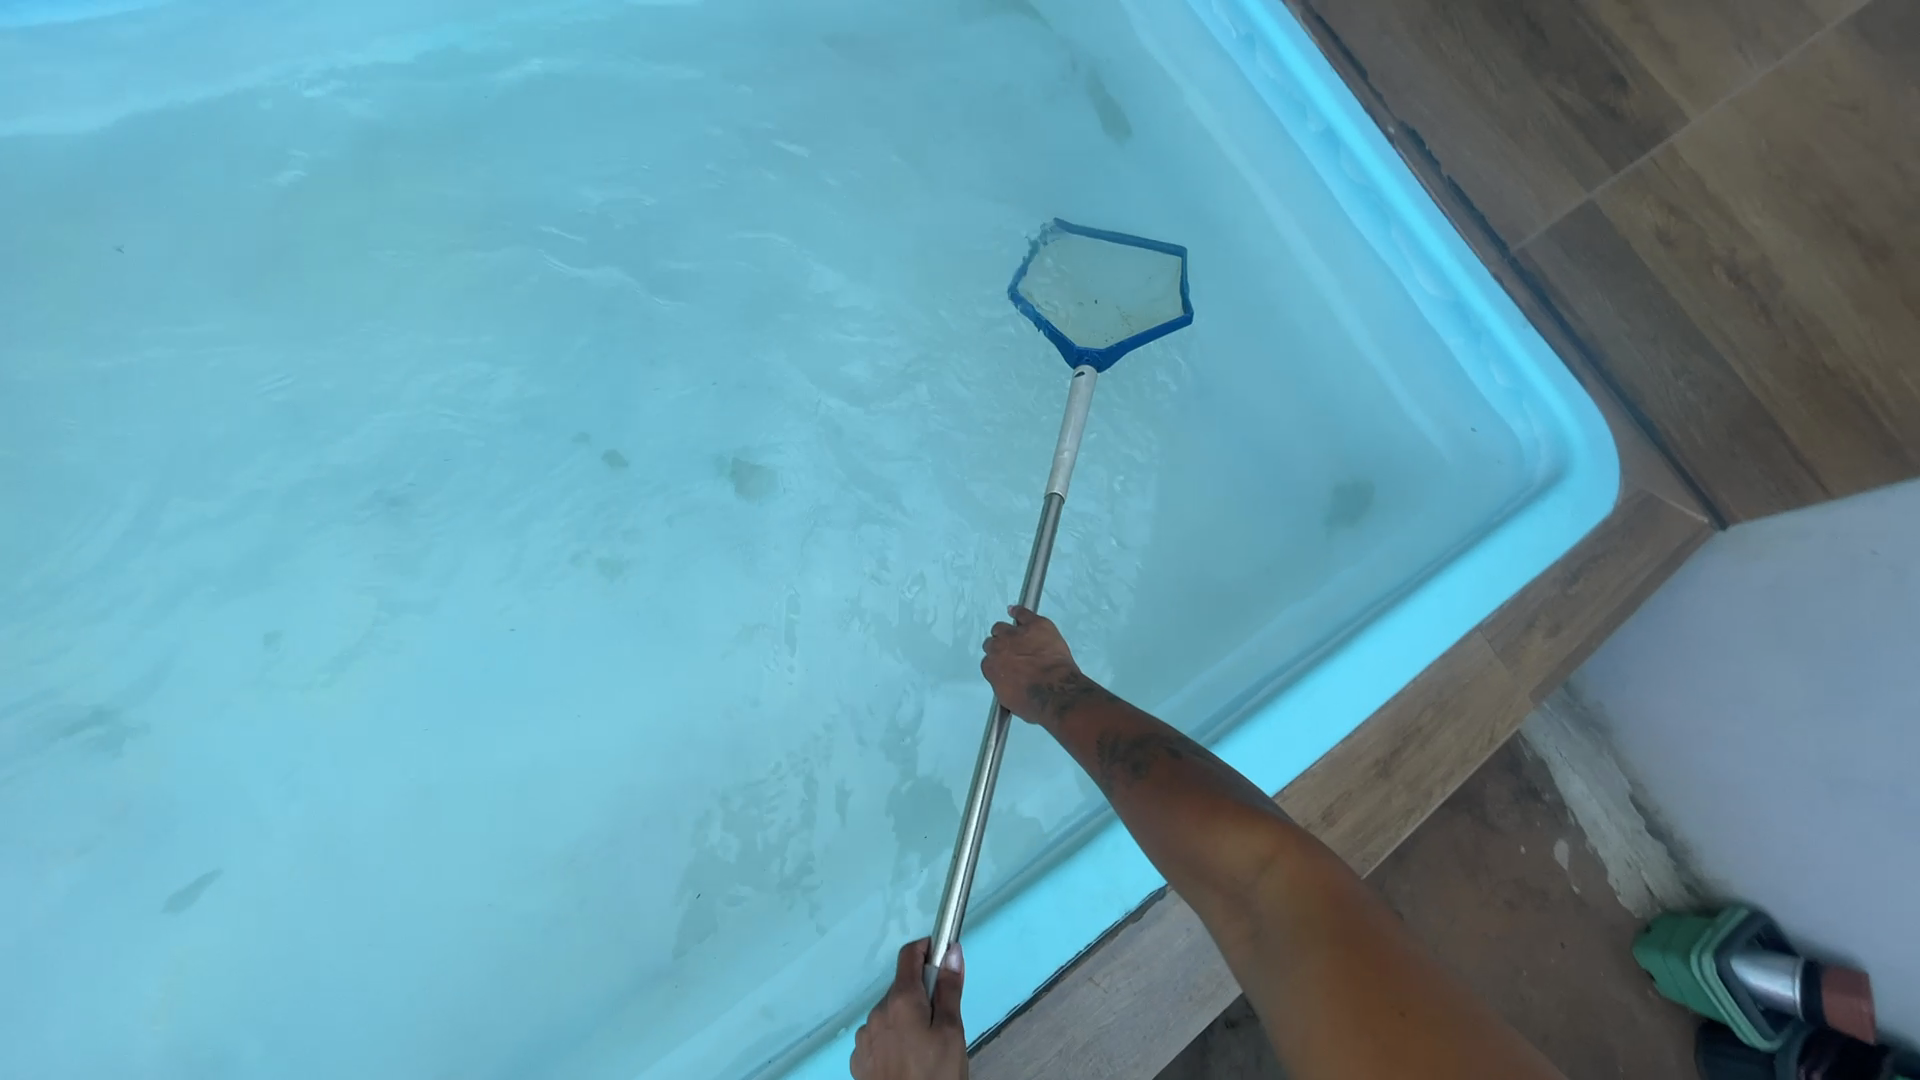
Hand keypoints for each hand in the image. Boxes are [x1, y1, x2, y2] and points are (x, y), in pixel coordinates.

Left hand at [851, 939, 966, 1079]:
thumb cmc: (936, 1076)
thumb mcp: (952, 1032)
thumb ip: (949, 989)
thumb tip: (951, 950)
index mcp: (900, 999)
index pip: (908, 955)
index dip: (926, 949)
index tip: (942, 959)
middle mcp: (877, 1012)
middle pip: (902, 988)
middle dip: (921, 995)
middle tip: (943, 1022)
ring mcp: (864, 1037)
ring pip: (890, 1013)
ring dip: (906, 1019)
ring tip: (925, 1049)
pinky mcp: (859, 1061)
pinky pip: (878, 1036)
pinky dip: (892, 1039)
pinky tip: (906, 1063)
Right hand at [980, 607, 1108, 726]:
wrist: (1056, 692)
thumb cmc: (1034, 703)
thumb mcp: (1009, 700)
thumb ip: (1002, 684)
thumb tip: (1006, 681)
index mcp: (991, 667)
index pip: (989, 660)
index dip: (999, 662)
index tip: (1007, 666)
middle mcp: (998, 648)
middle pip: (993, 642)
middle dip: (1002, 647)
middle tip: (1015, 654)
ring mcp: (1016, 634)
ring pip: (1003, 627)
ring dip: (1009, 632)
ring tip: (1019, 637)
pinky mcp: (1035, 625)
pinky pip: (1022, 613)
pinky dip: (1019, 612)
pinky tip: (1017, 611)